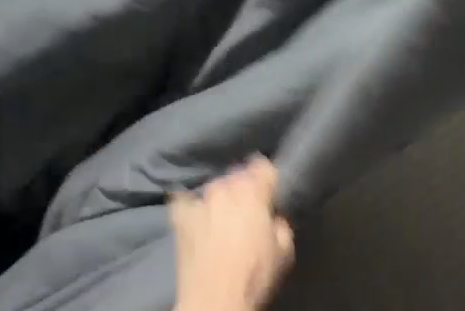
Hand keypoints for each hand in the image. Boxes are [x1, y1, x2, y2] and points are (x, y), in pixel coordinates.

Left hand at [171, 157, 294, 310]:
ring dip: (221, 198)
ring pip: (214, 187)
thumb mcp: (283, 249)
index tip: (270, 193)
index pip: (263, 166)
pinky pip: (184, 200)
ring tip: (222, 218)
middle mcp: (226, 187)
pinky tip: (196, 216)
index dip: (269, 180)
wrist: (214, 302)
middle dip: (244, 189)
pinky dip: (191, 205)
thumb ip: (281, 222)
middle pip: (238, 175)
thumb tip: (274, 217)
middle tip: (248, 211)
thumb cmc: (253, 275)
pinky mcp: (180, 217)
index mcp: (253, 190)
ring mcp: (201, 200)